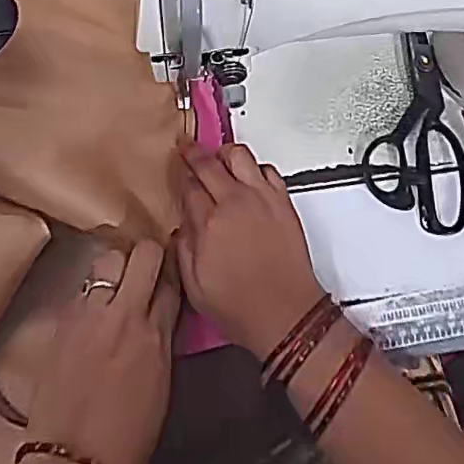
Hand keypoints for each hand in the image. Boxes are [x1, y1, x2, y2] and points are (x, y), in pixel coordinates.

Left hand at [22, 241, 178, 463]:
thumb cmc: (126, 436)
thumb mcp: (160, 381)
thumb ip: (162, 336)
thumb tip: (161, 311)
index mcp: (156, 336)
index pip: (171, 281)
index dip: (172, 270)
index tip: (170, 268)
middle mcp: (125, 316)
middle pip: (144, 255)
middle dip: (148, 253)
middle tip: (146, 264)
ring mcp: (90, 316)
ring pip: (108, 260)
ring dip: (116, 265)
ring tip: (116, 281)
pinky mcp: (62, 322)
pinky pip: (82, 287)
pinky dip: (91, 290)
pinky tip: (92, 307)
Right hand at [175, 142, 327, 358]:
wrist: (286, 315)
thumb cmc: (243, 307)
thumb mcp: (195, 287)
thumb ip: (183, 250)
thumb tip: (180, 227)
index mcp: (209, 223)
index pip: (189, 185)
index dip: (180, 173)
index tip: (176, 168)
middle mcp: (235, 203)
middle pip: (208, 163)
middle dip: (193, 153)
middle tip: (187, 148)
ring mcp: (261, 198)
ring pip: (239, 155)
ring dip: (224, 153)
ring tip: (218, 157)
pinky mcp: (282, 201)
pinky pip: (267, 169)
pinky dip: (255, 167)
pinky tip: (249, 175)